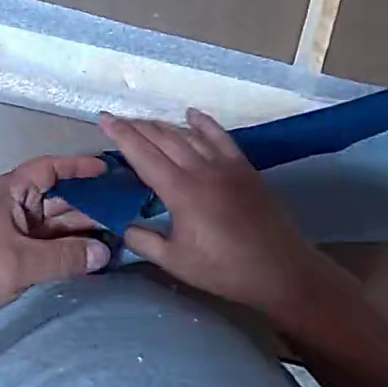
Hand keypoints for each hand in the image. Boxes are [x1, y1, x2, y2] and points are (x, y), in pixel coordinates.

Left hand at [0, 154, 111, 340]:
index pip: (48, 169)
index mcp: (5, 192)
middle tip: (126, 209)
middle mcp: (6, 204)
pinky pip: (40, 242)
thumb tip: (105, 251)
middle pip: (53, 196)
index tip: (110, 169)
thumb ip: (65, 257)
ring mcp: (4, 229)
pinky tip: (88, 255)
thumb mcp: (21, 263)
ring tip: (117, 233)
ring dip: (78, 228)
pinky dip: (63, 247)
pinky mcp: (2, 251)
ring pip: (49, 222)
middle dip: (88, 202)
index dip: (79, 167)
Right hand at [99, 110, 350, 327]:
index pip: (143, 154)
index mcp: (180, 191)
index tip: (104, 119)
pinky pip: (220, 137)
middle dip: (136, 126)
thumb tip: (123, 226)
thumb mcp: (176, 262)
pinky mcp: (244, 168)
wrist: (284, 272)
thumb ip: (144, 241)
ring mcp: (225, 166)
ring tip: (143, 123)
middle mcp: (201, 170)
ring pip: (187, 135)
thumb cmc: (226, 270)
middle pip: (162, 138)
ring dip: (162, 126)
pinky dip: (203, 123)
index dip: (121, 135)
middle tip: (116, 121)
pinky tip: (191, 114)